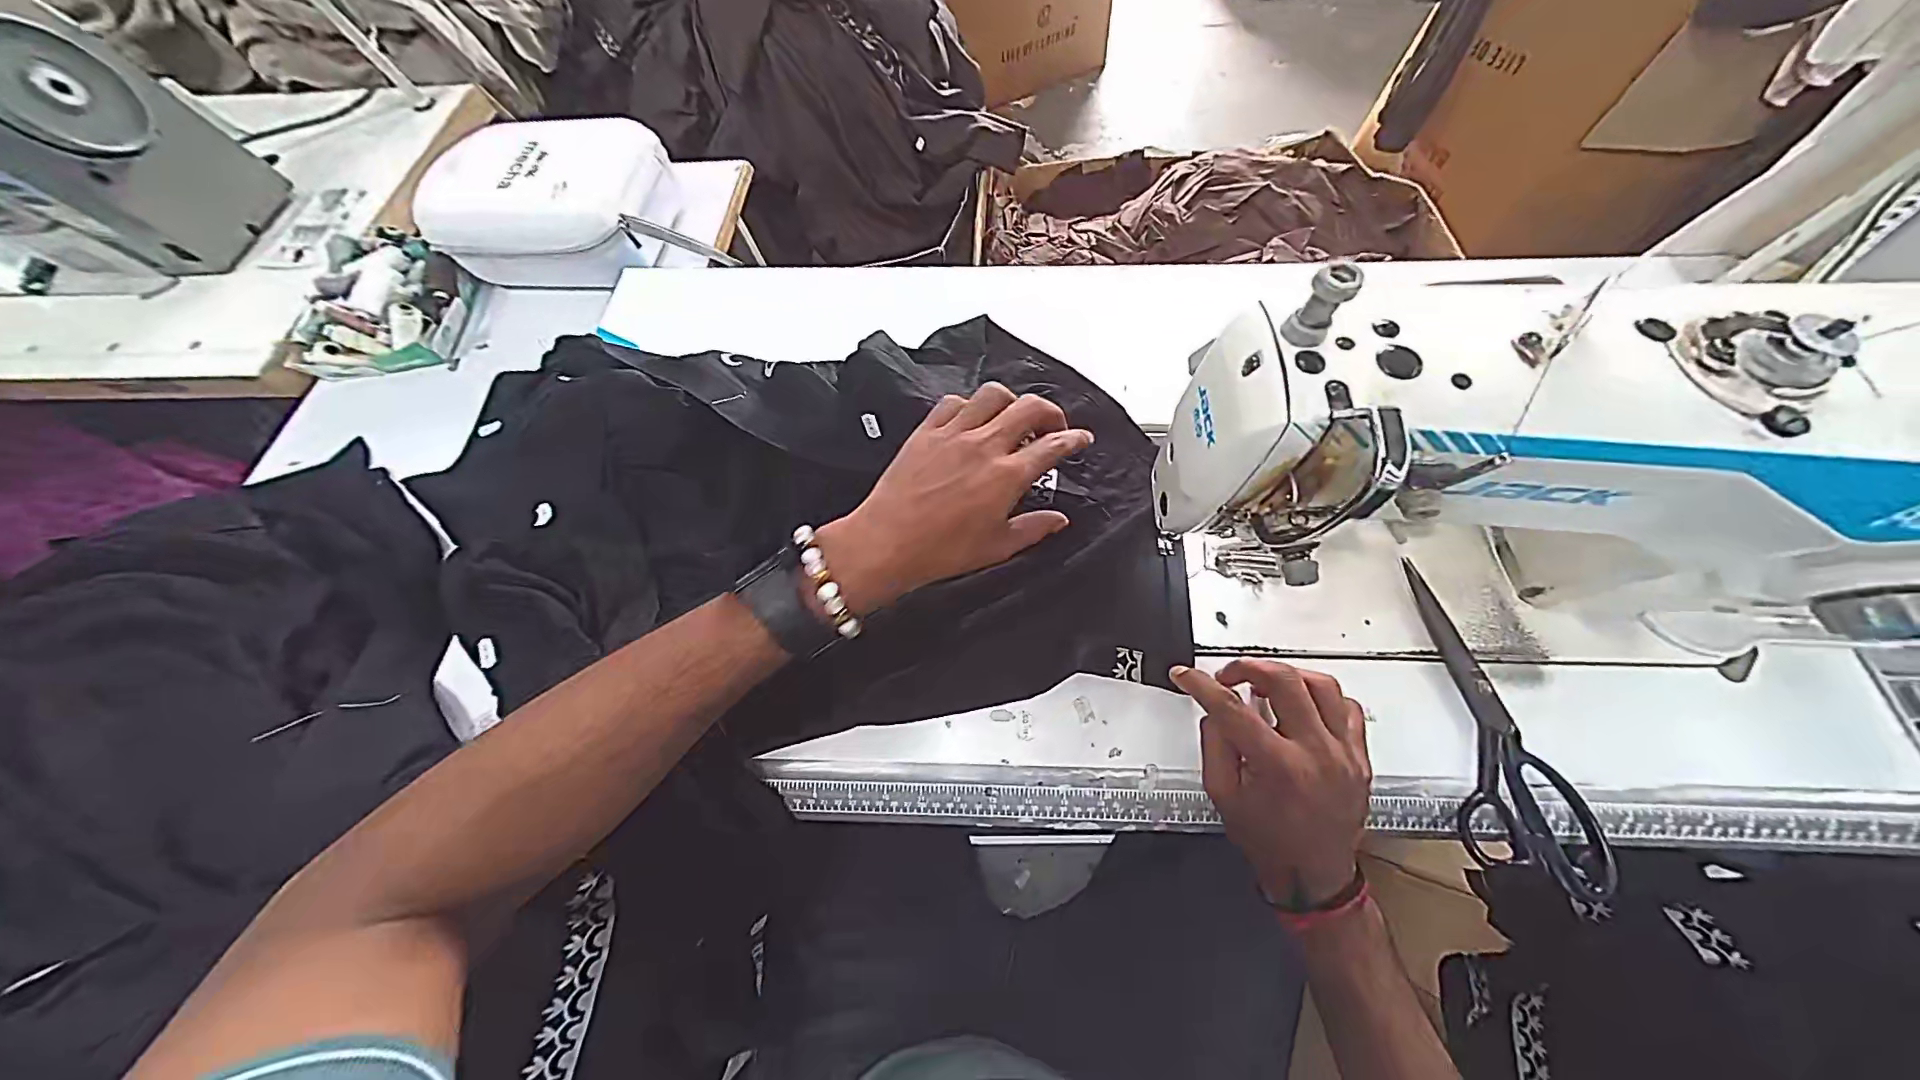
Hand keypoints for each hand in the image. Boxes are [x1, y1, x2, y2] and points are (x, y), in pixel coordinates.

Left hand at [815, 383, 1092, 613]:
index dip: (1074, 438)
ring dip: (1011, 401)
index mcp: (1006, 476)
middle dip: (1050, 411)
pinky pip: (952, 402)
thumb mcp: (997, 547)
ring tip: (1013, 416)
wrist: (887, 543)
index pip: (1053, 445)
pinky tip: (970, 418)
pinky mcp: (926, 433)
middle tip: (1051, 426)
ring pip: (992, 395)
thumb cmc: (937, 550)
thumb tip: (1057, 520)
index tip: (1079, 438)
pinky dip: (968, 404)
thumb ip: (1034, 528)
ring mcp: (953, 435)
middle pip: (1029, 407)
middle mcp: (983, 447)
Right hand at [1170, 660, 1371, 907]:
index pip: (1231, 707)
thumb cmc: (1271, 842)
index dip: (1201, 685)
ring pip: (1322, 684)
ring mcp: (1344, 754)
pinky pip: (1348, 706)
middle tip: (1230, 674)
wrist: (1314, 874)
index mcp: (1278, 767)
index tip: (1188, 676)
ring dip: (1287, 675)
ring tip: (1266, 681)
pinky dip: (1322, 696)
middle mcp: (1317, 755)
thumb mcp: (1223, 794)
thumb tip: (1215, 710)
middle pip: (1284, 680)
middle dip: (1247, 666)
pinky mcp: (1360, 756)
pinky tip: (1303, 702)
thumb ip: (1214, 744)